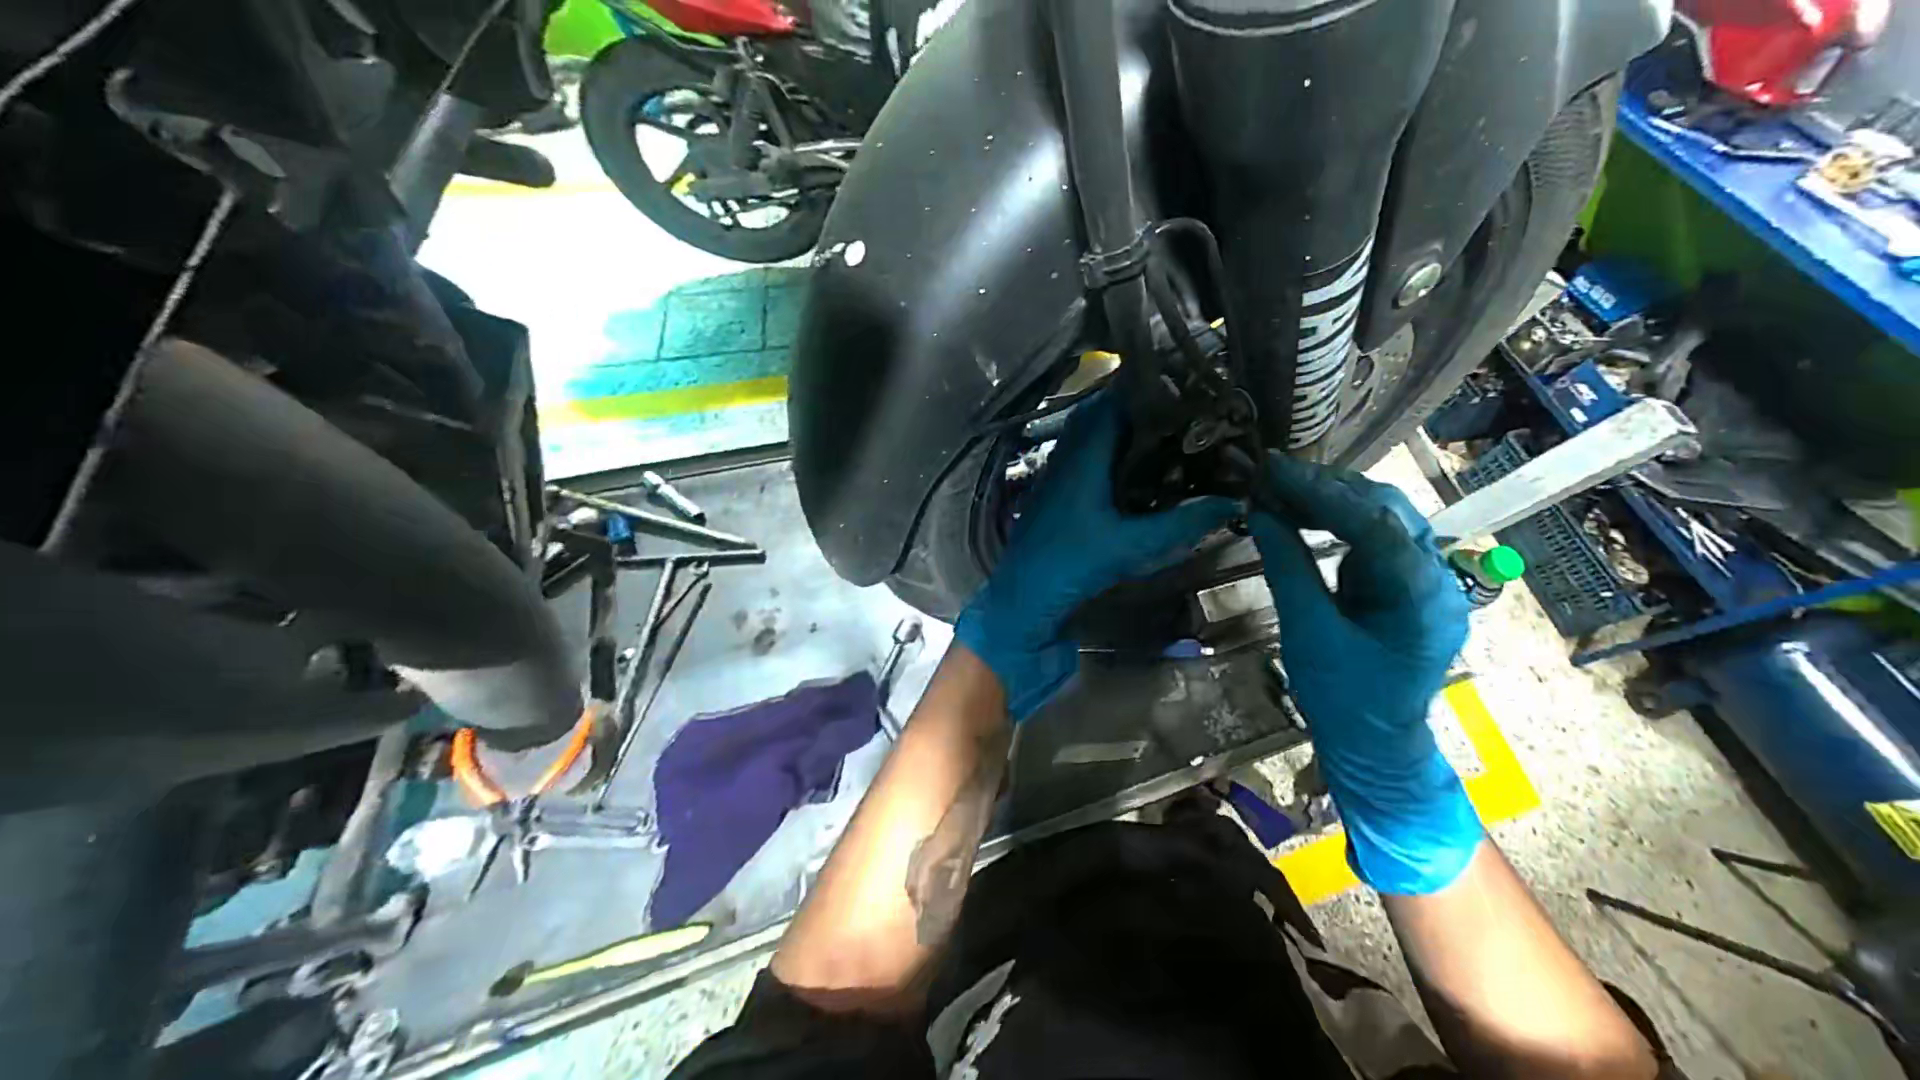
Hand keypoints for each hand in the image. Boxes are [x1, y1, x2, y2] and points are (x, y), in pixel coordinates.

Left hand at [955, 392, 1234, 721]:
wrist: (1021, 602)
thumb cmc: (1069, 566)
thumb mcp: (1131, 546)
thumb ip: (1181, 523)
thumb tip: (1231, 502)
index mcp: (1081, 457)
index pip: (1112, 401)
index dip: (1147, 389)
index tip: (1185, 387)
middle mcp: (1066, 457)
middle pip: (1103, 415)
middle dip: (1141, 409)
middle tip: (1185, 413)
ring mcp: (1056, 475)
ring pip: (1093, 438)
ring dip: (1125, 433)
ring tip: (1169, 436)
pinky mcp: (1055, 495)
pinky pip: (1086, 461)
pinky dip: (1112, 457)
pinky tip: (1138, 474)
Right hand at [1247, 453, 1480, 894]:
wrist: (1375, 741)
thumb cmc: (1342, 697)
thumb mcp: (1307, 633)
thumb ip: (1287, 567)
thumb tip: (1260, 512)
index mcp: (1423, 598)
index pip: (1375, 525)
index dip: (1321, 492)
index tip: (1274, 469)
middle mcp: (1438, 578)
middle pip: (1386, 510)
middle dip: (1325, 487)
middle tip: (1269, 475)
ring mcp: (1428, 578)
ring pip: (1383, 515)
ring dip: (1329, 498)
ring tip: (1278, 488)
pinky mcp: (1408, 581)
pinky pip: (1375, 535)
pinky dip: (1335, 519)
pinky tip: (1301, 512)